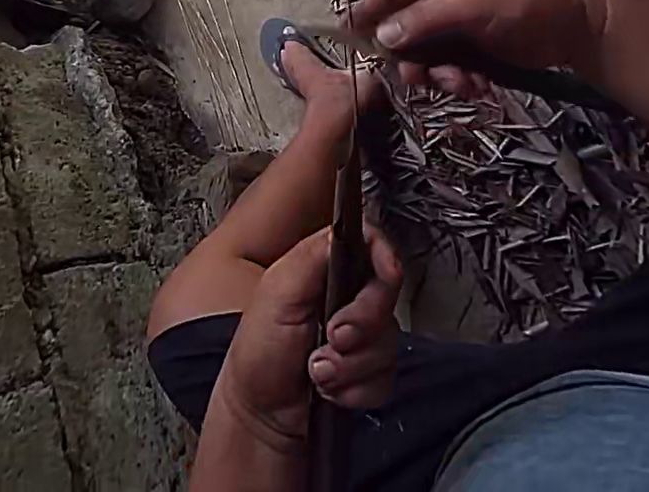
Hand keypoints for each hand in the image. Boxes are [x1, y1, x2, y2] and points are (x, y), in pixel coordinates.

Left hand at [206, 226, 403, 453]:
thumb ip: (311, 257)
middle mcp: (347, 295)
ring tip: (317, 369)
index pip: (369, 244)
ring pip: (387, 339)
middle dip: (362, 321)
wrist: (260, 414)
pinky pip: (385, 376)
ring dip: (351, 364)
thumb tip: (343, 233)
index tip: (388, 271)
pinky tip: (330, 389)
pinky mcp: (368, 369)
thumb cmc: (259, 350)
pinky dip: (356, 388)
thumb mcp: (278, 292)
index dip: (385, 255)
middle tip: (333, 336)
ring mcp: (360, 333)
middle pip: (386, 292)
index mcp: (327, 267)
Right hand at [348, 0, 616, 96]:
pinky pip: (449, 71)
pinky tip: (480, 86)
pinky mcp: (472, 53)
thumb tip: (380, 35)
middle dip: (411, 60)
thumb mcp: (469, 4)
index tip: (342, 35)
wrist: (576, 25)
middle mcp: (439, 1)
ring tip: (465, 83)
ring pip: (425, 58)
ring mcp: (455, 29)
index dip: (365, 14)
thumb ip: (422, 20)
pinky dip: (459, 82)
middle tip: (419, 78)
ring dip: (439, 76)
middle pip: (403, 34)